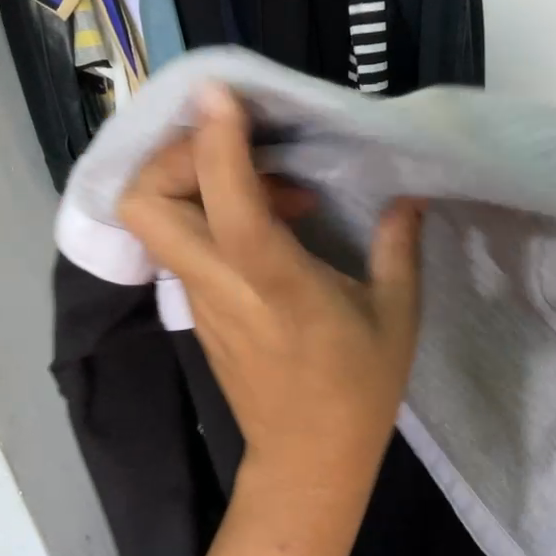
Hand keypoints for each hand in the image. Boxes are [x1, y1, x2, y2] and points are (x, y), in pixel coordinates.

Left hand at [117, 83, 425, 499]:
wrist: (308, 460)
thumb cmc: (359, 392)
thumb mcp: (397, 319)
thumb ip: (398, 248)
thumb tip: (409, 195)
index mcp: (279, 288)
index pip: (229, 204)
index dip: (217, 143)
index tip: (224, 95)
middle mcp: (224, 288)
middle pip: (146, 203)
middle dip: (175, 155)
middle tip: (236, 145)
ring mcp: (201, 302)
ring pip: (158, 221)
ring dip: (196, 181)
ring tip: (271, 188)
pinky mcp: (198, 312)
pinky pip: (183, 244)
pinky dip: (209, 214)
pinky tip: (269, 227)